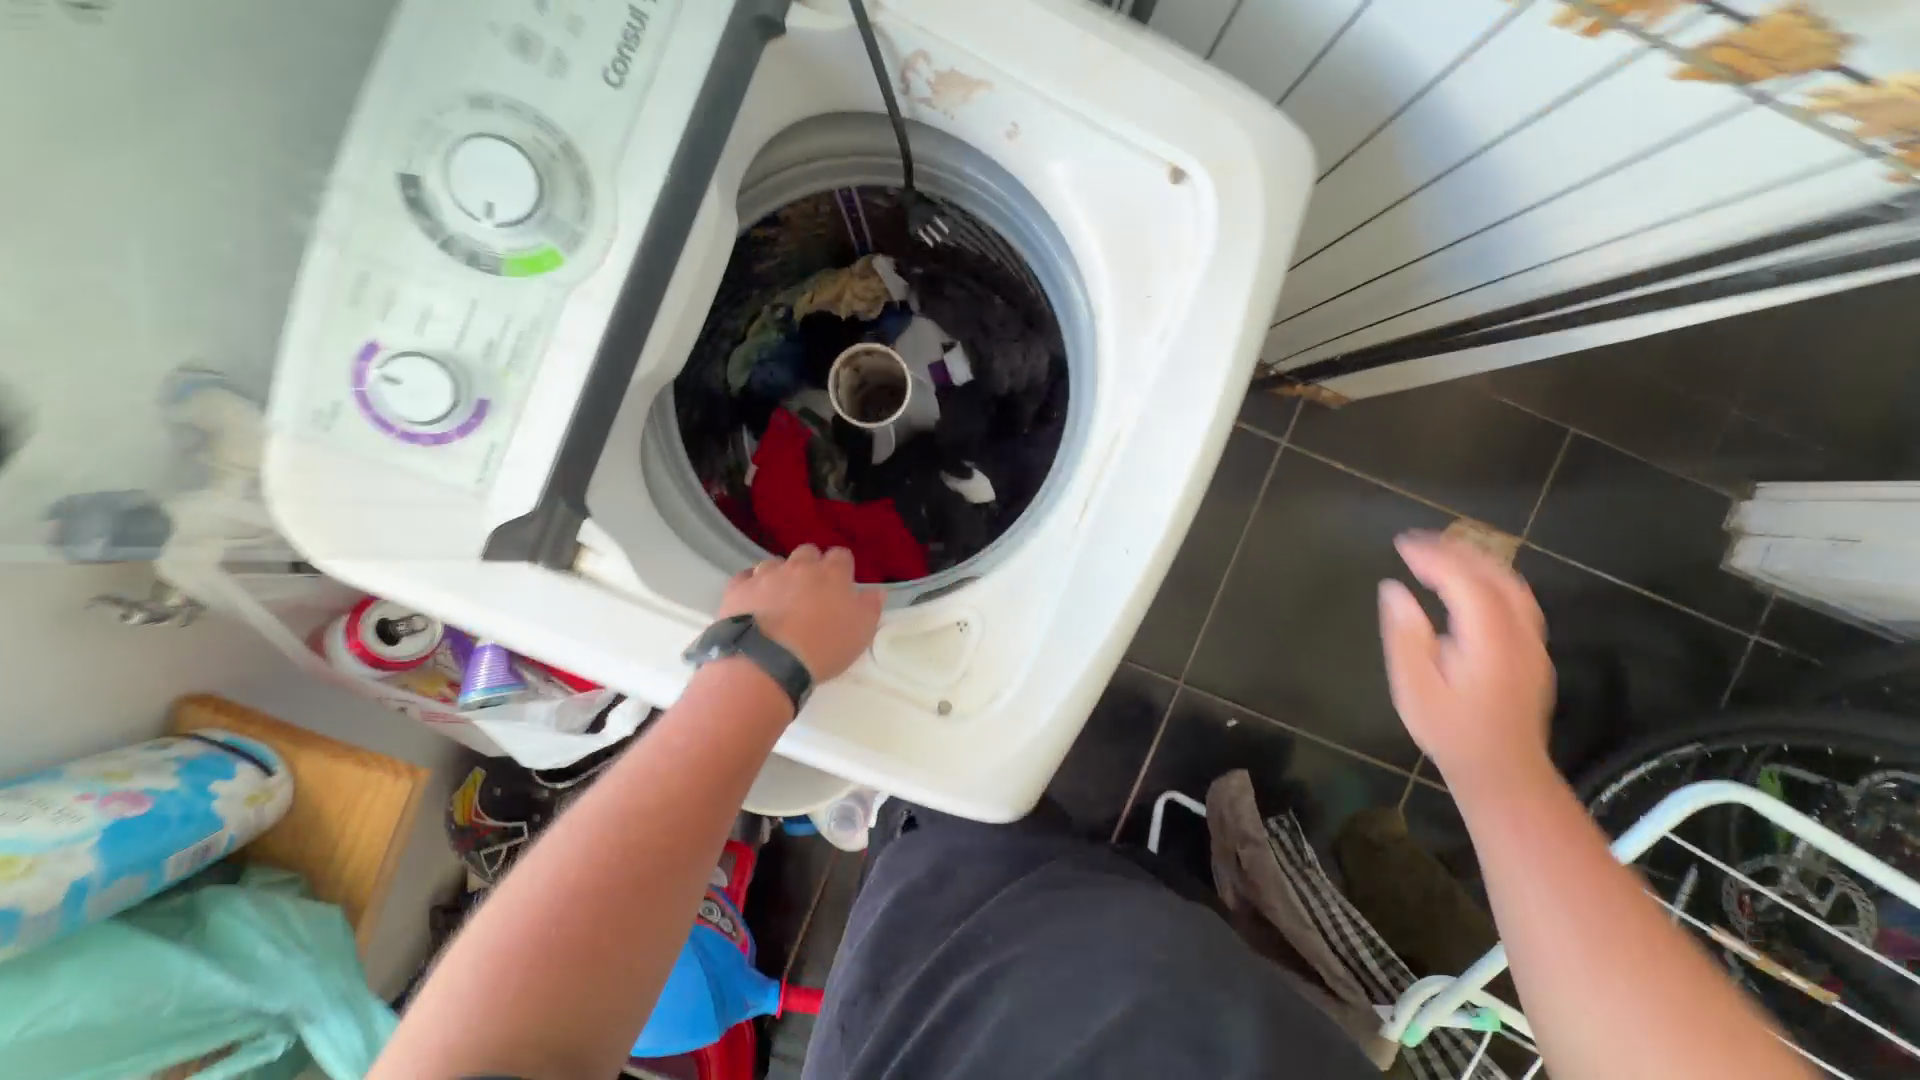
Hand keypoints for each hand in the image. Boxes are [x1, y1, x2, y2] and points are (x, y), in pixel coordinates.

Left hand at [720, 546, 884, 681]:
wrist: (767, 662)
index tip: (841, 583)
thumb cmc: (822, 648)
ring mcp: (766, 575)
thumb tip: (876, 591)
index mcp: (832, 574)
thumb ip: (870, 608)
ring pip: (775, 563)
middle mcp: (799, 567)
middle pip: (807, 552)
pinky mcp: (739, 589)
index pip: (841, 556)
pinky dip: (751, 584)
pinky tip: (753, 599)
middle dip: (810, 565)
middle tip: (810, 590)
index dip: (842, 568)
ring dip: (780, 575)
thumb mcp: (860, 634)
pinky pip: (745, 577)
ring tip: (779, 598)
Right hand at [1378, 532, 1554, 787]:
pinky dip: (1490, 579)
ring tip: (1442, 554)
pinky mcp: (1532, 653)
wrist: (1502, 771)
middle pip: (1495, 574)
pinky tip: (1469, 586)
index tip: (1401, 544)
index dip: (1433, 556)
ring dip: (1478, 561)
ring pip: (1513, 585)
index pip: (1463, 580)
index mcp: (1488, 638)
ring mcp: (1531, 643)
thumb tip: (1394, 591)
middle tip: (1418, 542)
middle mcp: (1518, 633)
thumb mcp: (1414, 686)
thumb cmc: (1450, 730)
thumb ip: (1405, 634)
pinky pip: (1517, 600)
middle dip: (1457, 550)